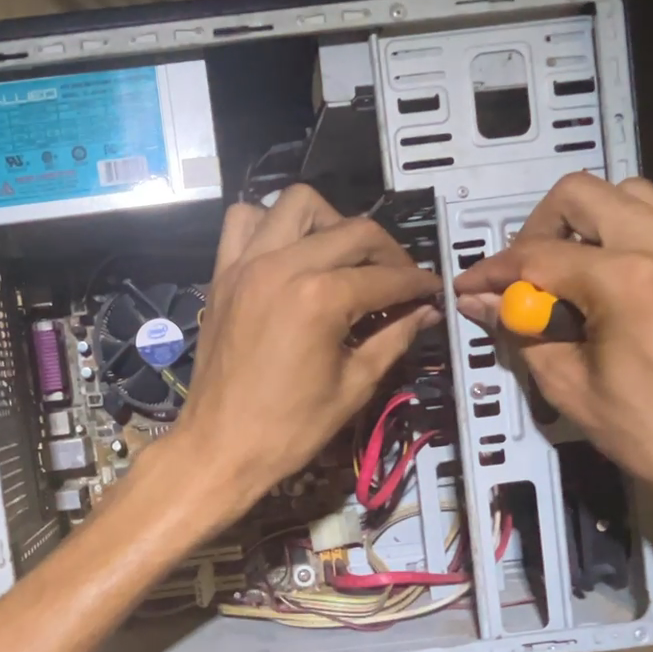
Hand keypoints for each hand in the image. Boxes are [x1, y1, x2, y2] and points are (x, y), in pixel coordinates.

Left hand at [169, 185, 441, 511]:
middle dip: (387, 252)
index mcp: (320, 298)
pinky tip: (289, 251)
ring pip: (298, 204)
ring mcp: (247, 264)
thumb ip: (393, 339)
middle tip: (399, 281)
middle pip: (353, 231)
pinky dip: (270, 223)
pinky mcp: (223, 273)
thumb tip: (425, 312)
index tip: (432, 291)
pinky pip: (244, 220)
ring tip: (344, 257)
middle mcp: (283, 266)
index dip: (417, 284)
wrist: (219, 447)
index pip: (385, 276)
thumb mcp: (353, 387)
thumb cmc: (288, 429)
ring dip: (331, 222)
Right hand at [454, 173, 652, 562]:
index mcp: (629, 281)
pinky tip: (645, 289)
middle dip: (542, 228)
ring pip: (639, 196)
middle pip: (585, 193)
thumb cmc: (649, 435)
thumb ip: (521, 332)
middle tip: (531, 273)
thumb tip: (480, 302)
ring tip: (586, 272)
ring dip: (598, 225)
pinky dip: (651, 244)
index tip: (472, 286)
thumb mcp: (569, 388)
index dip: (494, 270)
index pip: (539, 253)